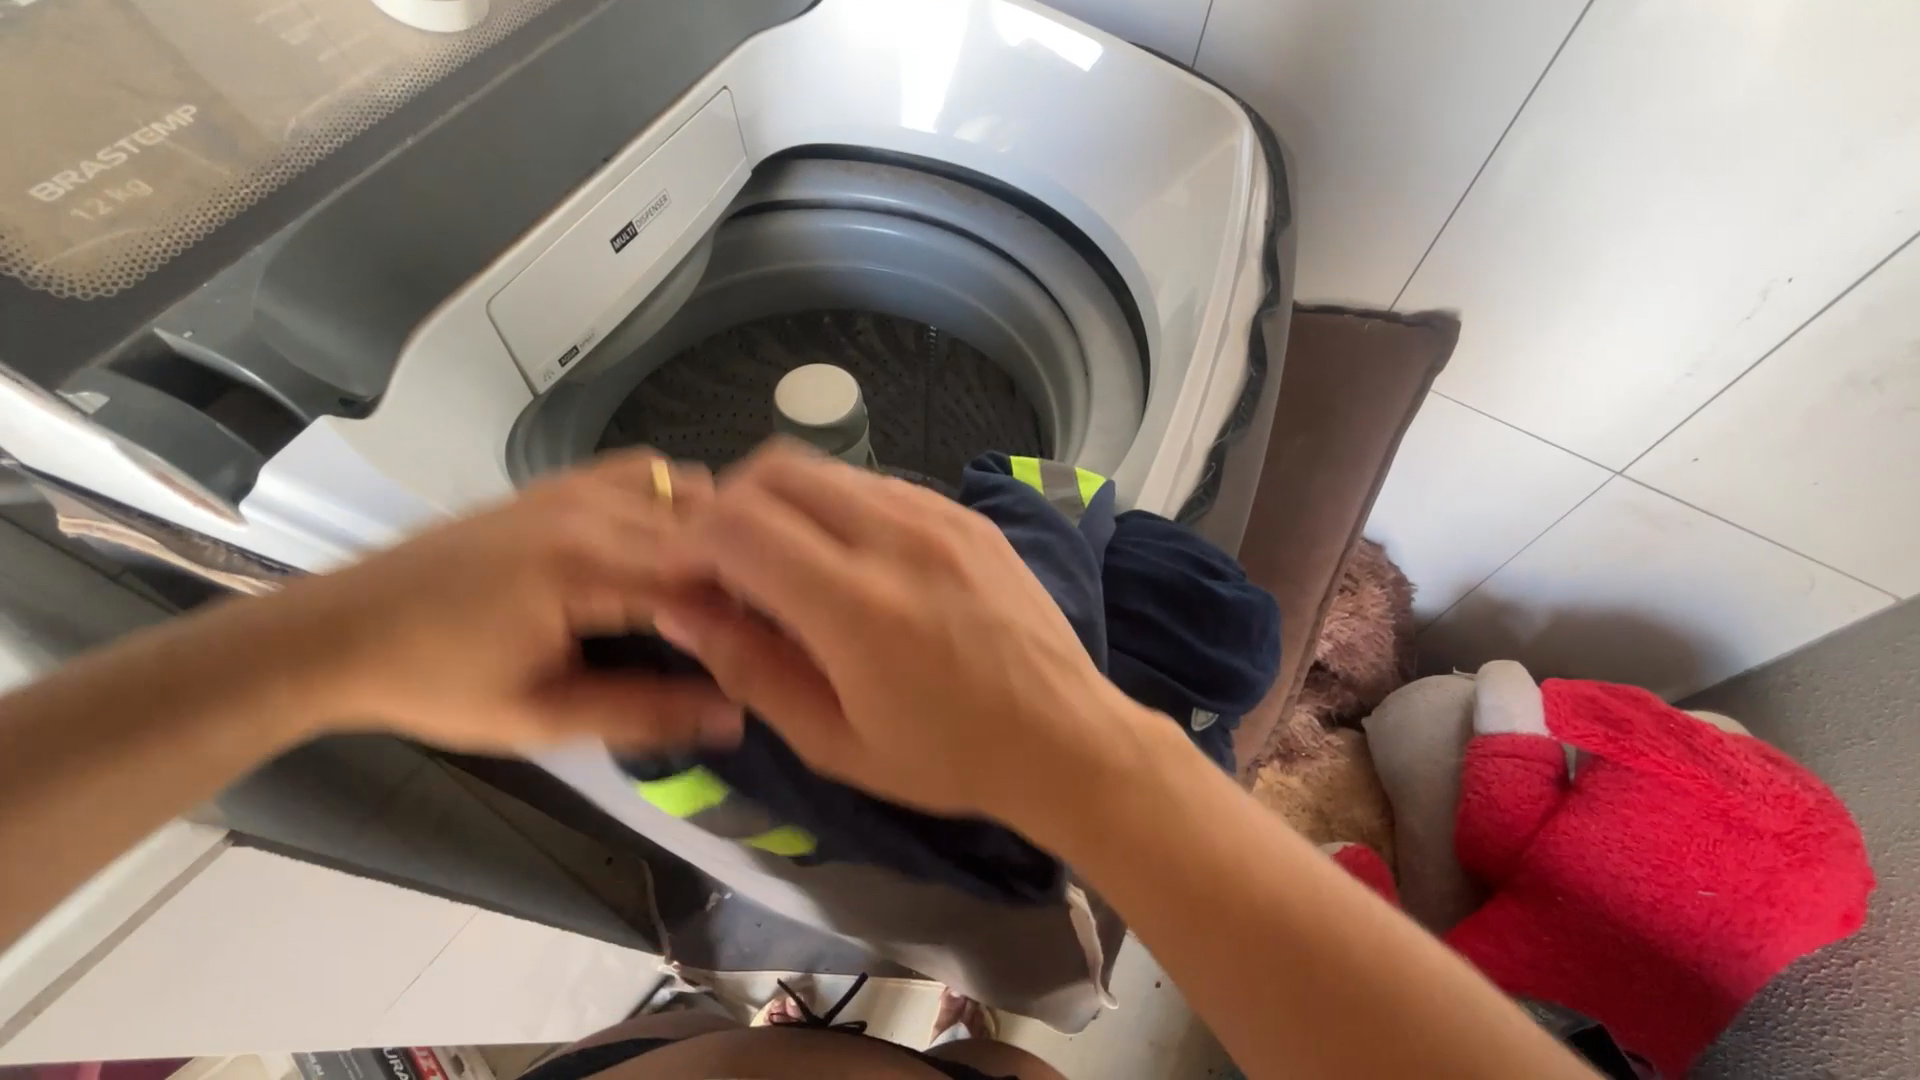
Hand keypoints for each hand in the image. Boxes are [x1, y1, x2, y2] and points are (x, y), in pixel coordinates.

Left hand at [265, 451, 745, 753]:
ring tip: (716, 588)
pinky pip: (643, 473)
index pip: (707, 575)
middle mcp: (591, 510)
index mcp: (586, 568)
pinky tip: (666, 546)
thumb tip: (735, 716)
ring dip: (714, 534)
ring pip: (685, 490)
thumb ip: (644, 712)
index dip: (752, 609)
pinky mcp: (556, 484)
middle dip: (742, 573)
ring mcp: (573, 487)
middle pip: (707, 527)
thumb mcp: (540, 717)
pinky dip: (674, 502)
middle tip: (751, 625)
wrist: (335, 634)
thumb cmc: (435, 683)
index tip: (774, 644)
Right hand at [652, 442, 1146, 822]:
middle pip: (776, 471)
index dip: (690, 542)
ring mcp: (941, 516)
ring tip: (785, 562)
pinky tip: (849, 558)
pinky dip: (839, 506)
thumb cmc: (947, 759)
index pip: (738, 526)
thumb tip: (682, 611)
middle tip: (725, 564)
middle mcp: (897, 538)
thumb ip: (751, 669)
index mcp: (856, 606)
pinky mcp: (969, 514)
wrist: (1065, 737)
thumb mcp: (835, 742)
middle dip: (728, 506)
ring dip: (784, 502)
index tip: (683, 579)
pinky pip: (880, 484)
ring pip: (828, 470)